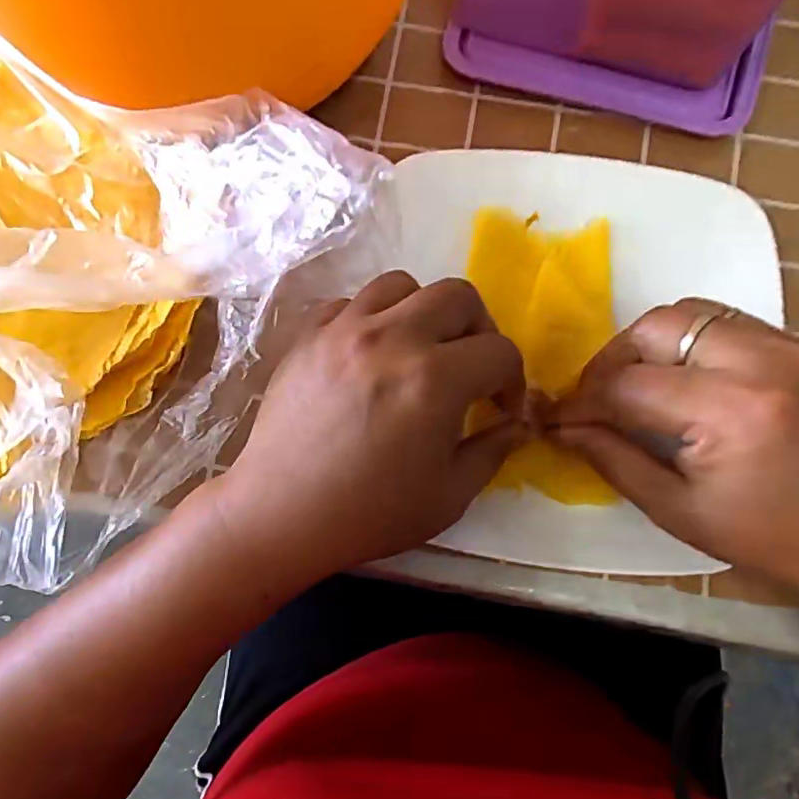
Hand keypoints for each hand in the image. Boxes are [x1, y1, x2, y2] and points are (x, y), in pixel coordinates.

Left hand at [208, 271, 526, 579]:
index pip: (499, 351)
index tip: (500, 408)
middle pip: (458, 295)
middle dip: (479, 329)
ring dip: (424, 313)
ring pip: (401, 285)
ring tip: (419, 352)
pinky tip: (370, 355)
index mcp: (435, 379)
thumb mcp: (448, 496)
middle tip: (470, 369)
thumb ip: (492, 451)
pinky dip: (371, 319)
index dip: (512, 380)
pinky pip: (350, 303)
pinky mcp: (308, 336)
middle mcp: (392, 338)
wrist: (282, 514)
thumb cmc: (370, 514)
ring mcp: (343, 331)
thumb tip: (516, 424)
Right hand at [551, 298, 798, 608]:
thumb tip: (565, 428)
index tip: (559, 419)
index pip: (629, 384)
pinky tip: (685, 384)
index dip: (583, 401)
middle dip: (613, 360)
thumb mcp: (680, 513)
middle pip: (658, 326)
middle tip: (597, 400)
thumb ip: (615, 462)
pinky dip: (692, 345)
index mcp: (732, 413)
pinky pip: (731, 324)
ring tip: (637, 387)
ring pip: (694, 313)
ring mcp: (793, 347)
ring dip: (650, 345)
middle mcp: (764, 362)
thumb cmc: (774, 541)